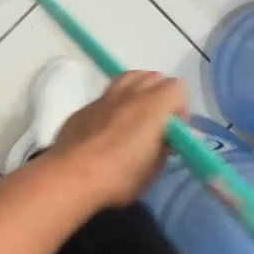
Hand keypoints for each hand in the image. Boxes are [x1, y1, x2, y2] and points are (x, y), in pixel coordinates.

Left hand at [38, 70, 188, 206]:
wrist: (72, 174)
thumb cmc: (119, 175)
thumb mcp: (154, 169)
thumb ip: (163, 147)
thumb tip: (165, 139)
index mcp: (154, 105)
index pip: (178, 87)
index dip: (180, 108)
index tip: (174, 131)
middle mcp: (131, 92)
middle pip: (153, 77)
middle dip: (161, 95)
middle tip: (157, 123)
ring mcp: (105, 96)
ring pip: (129, 78)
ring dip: (138, 92)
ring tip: (135, 117)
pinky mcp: (85, 106)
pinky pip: (106, 96)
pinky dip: (114, 105)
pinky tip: (108, 128)